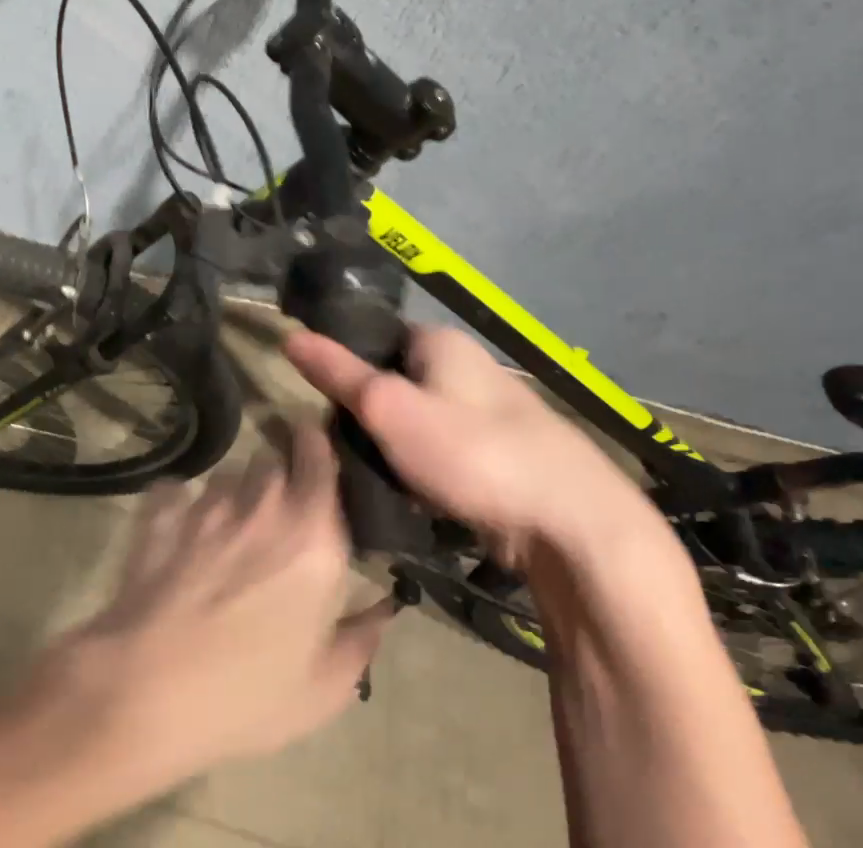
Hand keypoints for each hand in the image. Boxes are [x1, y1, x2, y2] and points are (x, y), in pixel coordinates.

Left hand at [59, 426, 391, 775]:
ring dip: (232, 491)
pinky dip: (179, 500)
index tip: (316, 440)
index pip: (320, 463)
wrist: (146, 685)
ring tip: (230, 522)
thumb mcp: (323, 687)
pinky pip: (173, 491)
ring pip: (223, 476)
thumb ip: (358, 639)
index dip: (318, 445)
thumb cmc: (246, 695)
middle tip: (279, 507)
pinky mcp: (155, 518)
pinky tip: (179, 523)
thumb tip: (382, 610)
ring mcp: (202, 510)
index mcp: (313, 542)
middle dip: (278, 475)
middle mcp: (260, 510)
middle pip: (271, 462)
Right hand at [284, 325, 660, 569]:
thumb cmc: (474, 454)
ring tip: (360, 475)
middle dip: (359, 413)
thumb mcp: (388, 409)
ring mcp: (485, 416)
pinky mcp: (496, 458)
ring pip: (409, 423)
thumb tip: (288, 336)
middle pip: (388, 382)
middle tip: (333, 445)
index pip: (371, 338)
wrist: (573, 526)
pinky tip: (401, 495)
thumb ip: (337, 374)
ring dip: (383, 448)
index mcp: (442, 343)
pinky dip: (414, 471)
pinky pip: (435, 455)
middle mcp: (466, 370)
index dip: (339, 364)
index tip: (314, 399)